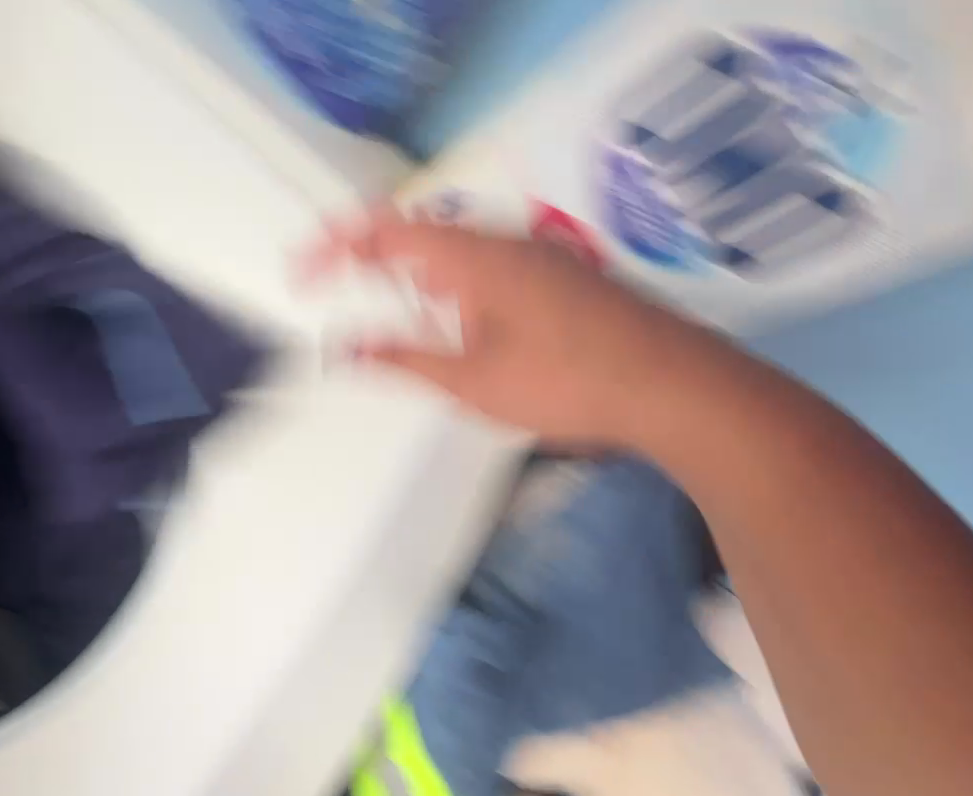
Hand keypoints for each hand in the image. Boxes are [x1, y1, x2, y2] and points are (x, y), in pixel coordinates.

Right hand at [303, 208, 740, 450]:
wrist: (672, 388)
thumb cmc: (564, 383)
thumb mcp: (468, 381)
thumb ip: (400, 359)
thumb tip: (344, 349)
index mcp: (473, 259)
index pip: (386, 233)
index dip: (334, 247)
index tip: (300, 274)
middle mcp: (503, 245)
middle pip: (416, 230)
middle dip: (363, 251)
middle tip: (326, 279)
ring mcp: (535, 258)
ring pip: (451, 247)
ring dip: (403, 267)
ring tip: (374, 298)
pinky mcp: (556, 278)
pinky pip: (481, 264)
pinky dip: (441, 281)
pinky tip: (444, 316)